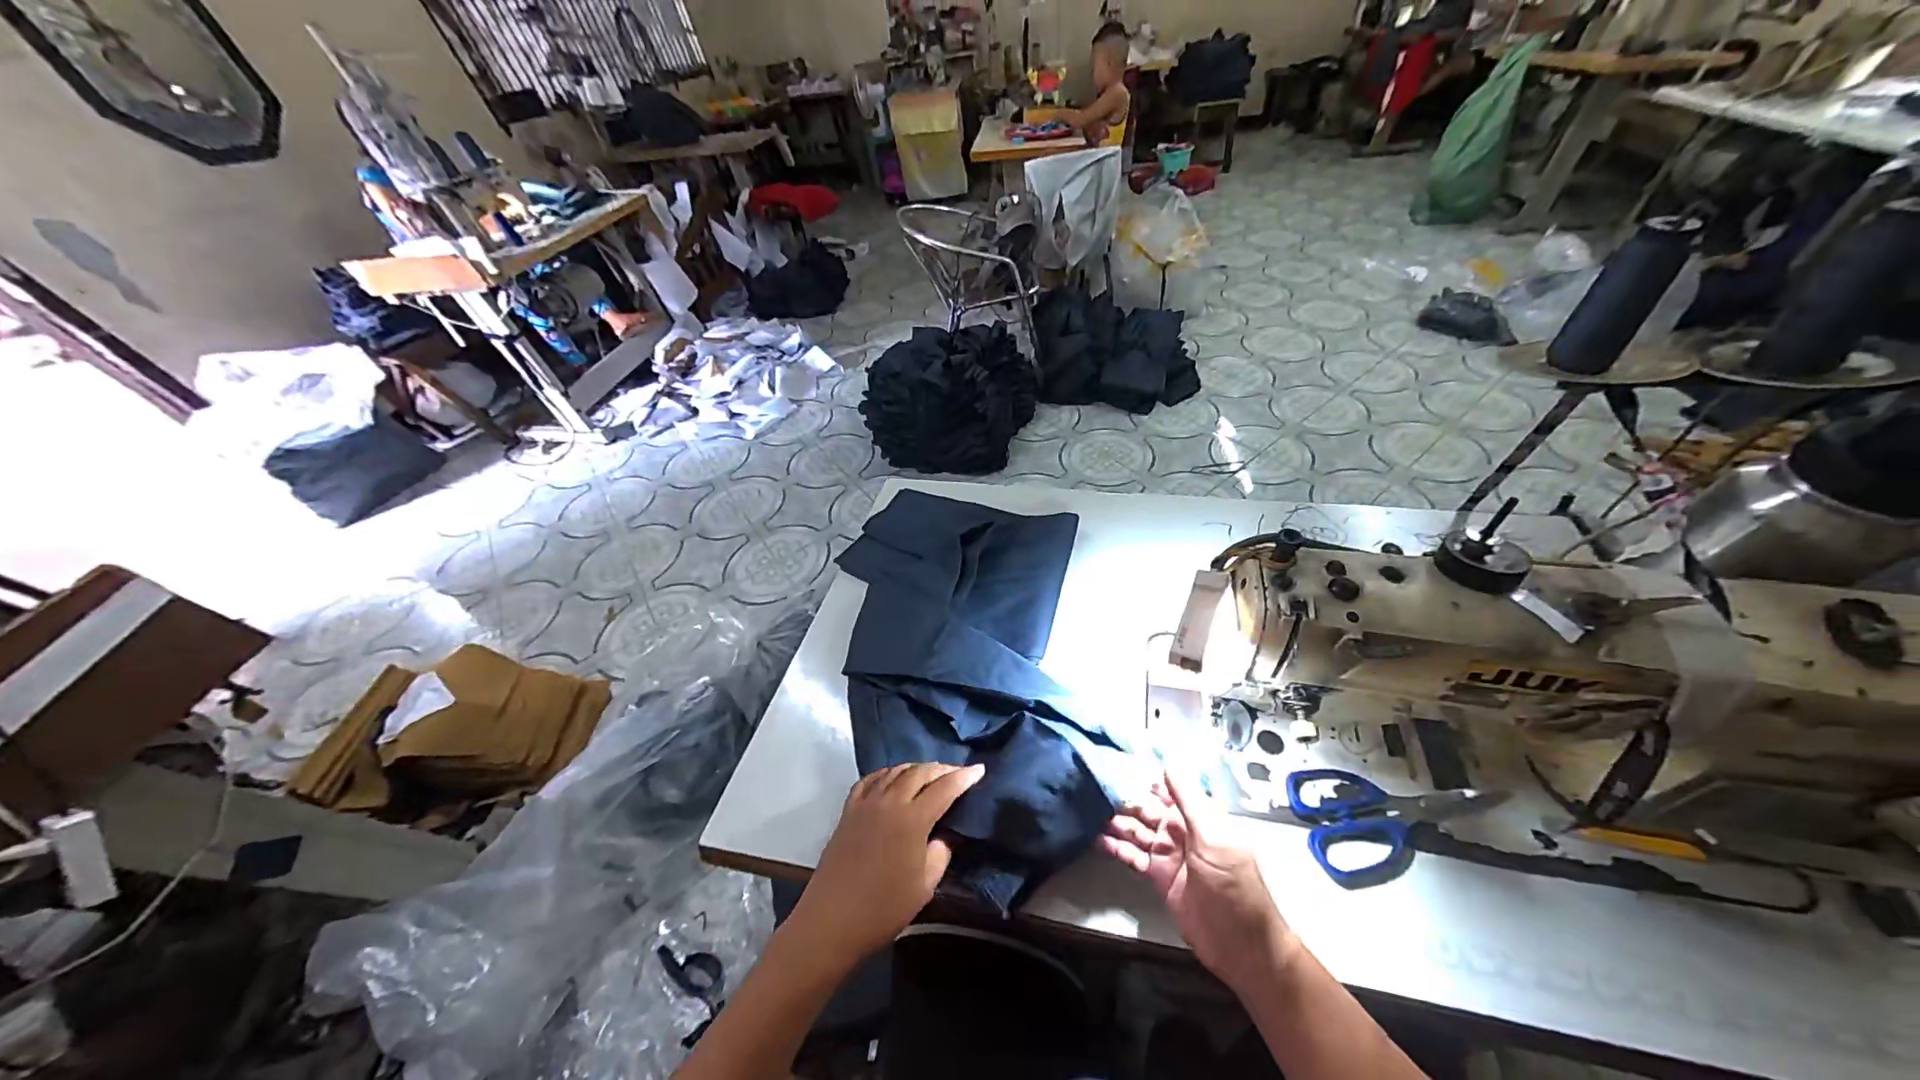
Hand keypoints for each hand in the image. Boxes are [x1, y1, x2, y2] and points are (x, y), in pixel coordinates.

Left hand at [786, 762, 985, 964]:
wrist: (832, 921)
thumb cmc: (883, 909)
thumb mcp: (924, 887)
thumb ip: (939, 854)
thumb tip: (940, 837)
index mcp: (912, 820)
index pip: (944, 788)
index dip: (963, 777)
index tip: (979, 770)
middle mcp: (889, 803)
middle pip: (919, 772)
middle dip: (941, 769)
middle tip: (956, 773)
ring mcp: (865, 804)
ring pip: (894, 772)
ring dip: (915, 768)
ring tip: (928, 774)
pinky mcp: (848, 812)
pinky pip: (870, 780)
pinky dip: (886, 774)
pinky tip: (891, 779)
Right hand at [1098, 772, 1299, 992]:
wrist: (1239, 943)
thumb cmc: (1233, 885)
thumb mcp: (1213, 838)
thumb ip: (1188, 802)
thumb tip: (1168, 766)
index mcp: (1200, 818)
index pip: (1170, 791)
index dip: (1146, 780)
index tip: (1119, 766)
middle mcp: (1182, 831)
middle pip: (1148, 810)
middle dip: (1125, 799)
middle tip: (1095, 789)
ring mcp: (1168, 854)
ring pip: (1136, 830)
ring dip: (1116, 822)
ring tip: (1089, 811)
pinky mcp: (1157, 876)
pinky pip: (1133, 856)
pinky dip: (1116, 848)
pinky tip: (1098, 840)